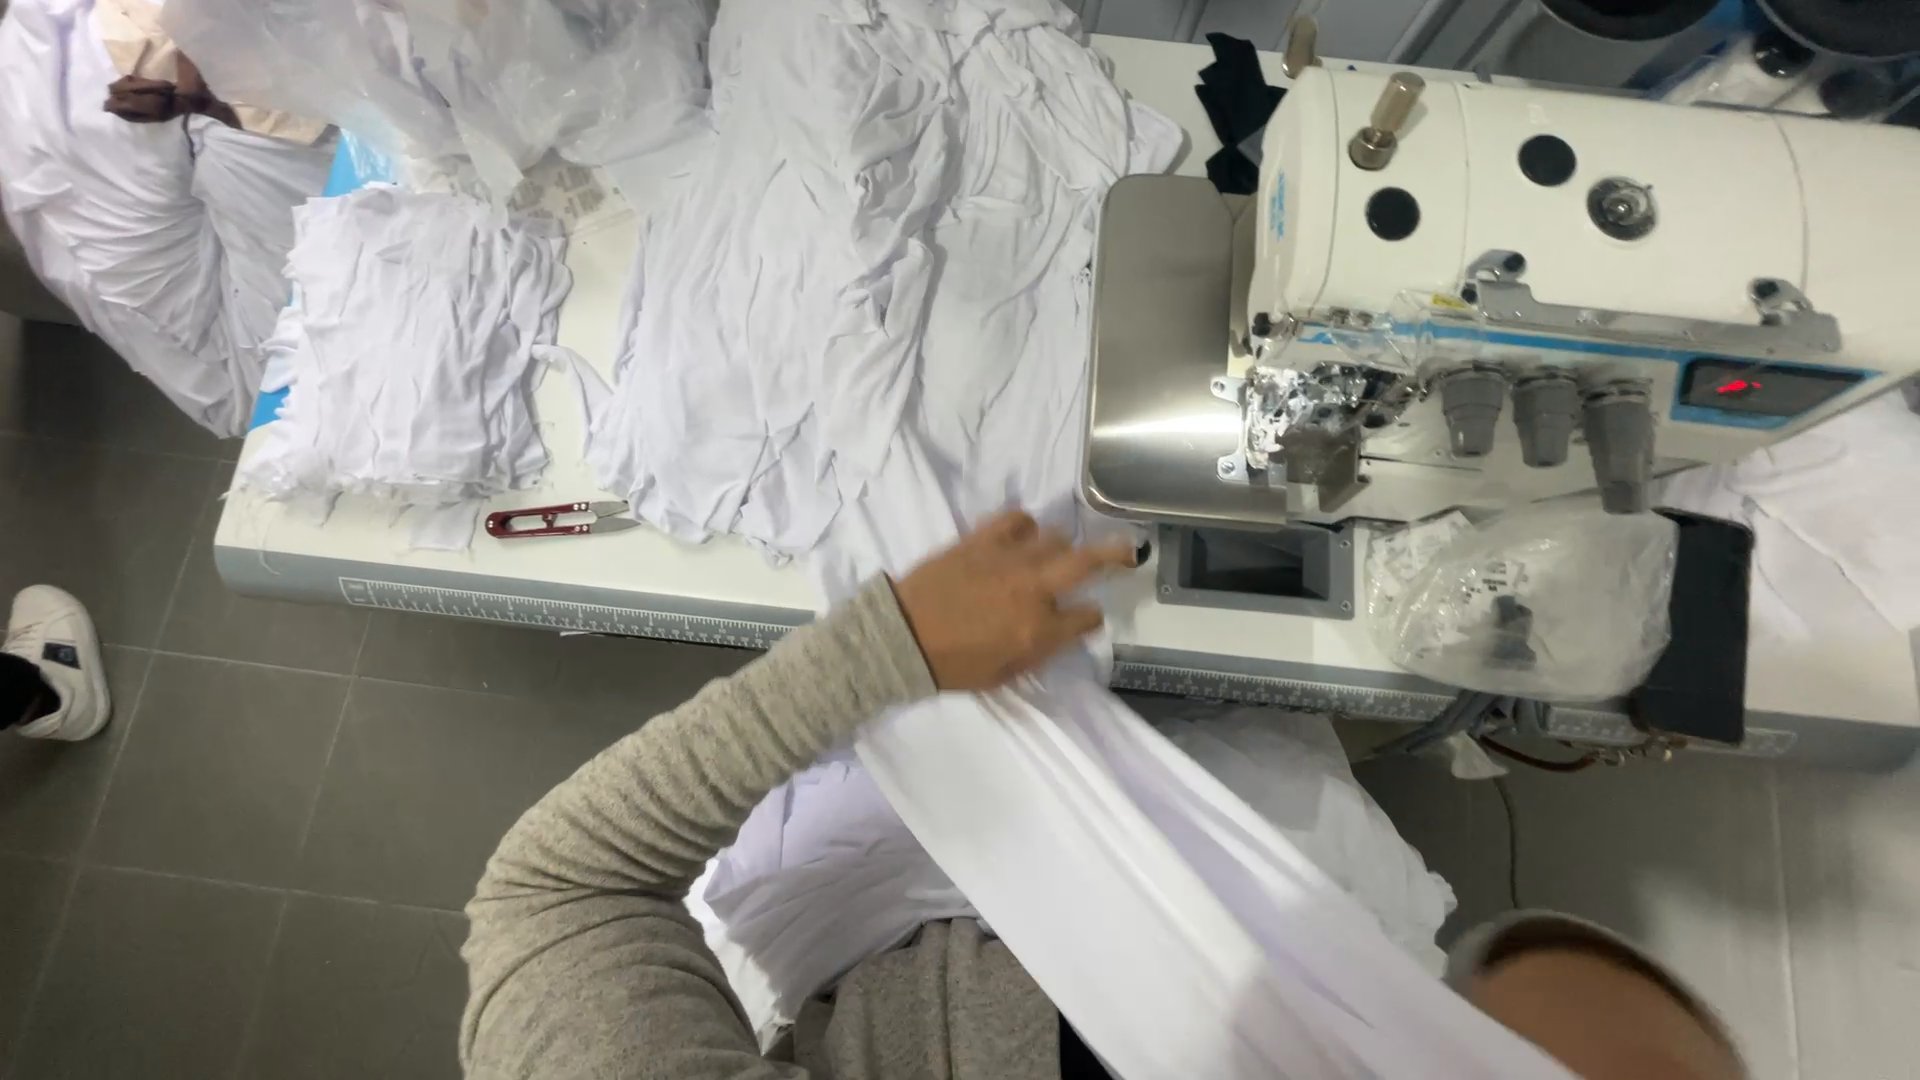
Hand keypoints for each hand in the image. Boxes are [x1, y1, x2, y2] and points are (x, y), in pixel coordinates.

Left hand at [890, 511, 1136, 691]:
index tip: (1086, 618)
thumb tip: (1061, 633)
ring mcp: (1009, 560)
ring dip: (1062, 545)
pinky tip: (1022, 535)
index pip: (1088, 617)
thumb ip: (1039, 652)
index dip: (1091, 619)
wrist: (902, 636)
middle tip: (1130, 548)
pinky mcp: (982, 540)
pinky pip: (1016, 519)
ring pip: (1055, 537)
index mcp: (1039, 630)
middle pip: (1087, 562)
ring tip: (1056, 552)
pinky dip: (1025, 524)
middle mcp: (1033, 590)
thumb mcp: (1003, 675)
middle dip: (1115, 554)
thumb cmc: (952, 665)